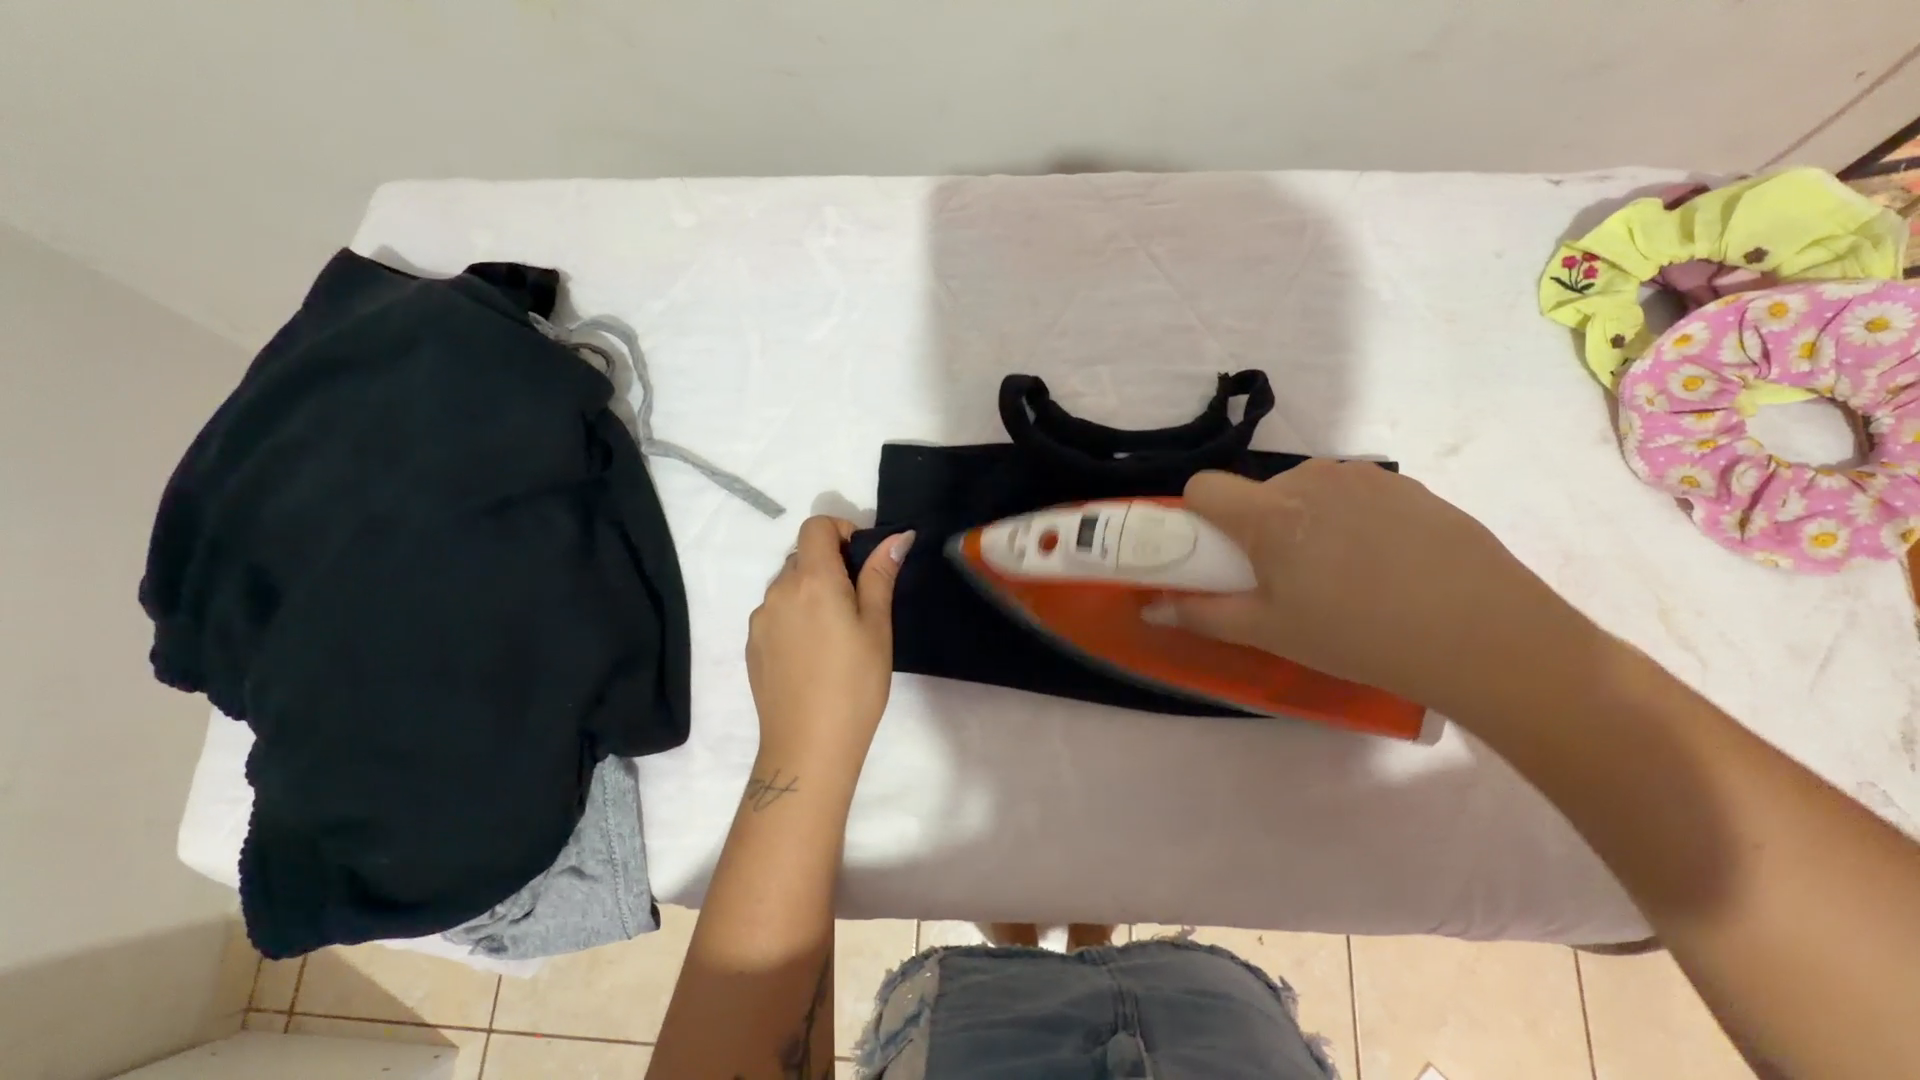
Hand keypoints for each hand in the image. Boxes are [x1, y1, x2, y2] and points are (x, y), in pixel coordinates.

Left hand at [746, 517, 911, 760]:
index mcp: (813, 580)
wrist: (808, 745)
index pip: (815, 526)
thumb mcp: (877, 628)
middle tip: (859, 603)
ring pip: (787, 586)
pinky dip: (795, 617)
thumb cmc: (855, 685)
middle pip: (802, 556)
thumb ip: (880, 576)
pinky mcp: (752, 645)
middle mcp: (778, 591)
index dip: (841, 531)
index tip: (862, 560)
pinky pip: (776, 614)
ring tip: (837, 635)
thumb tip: (895, 537)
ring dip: (811, 592)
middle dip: (830, 565)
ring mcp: (760, 619)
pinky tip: (814, 655)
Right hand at [1172, 463, 1596, 713]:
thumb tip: (1149, 610)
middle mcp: (1311, 479)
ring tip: (1343, 577)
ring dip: (1305, 523)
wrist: (1486, 636)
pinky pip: (1355, 496)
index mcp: (1270, 513)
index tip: (1218, 557)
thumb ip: (1203, 615)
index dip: (1199, 518)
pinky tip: (1386, 566)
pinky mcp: (1409, 487)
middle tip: (1288, 582)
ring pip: (1308, 492)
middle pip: (1258, 493)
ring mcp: (1366, 479)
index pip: (1203, 487)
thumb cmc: (1361, 638)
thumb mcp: (1273, 633)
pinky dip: (1351, 522)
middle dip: (1258, 529)